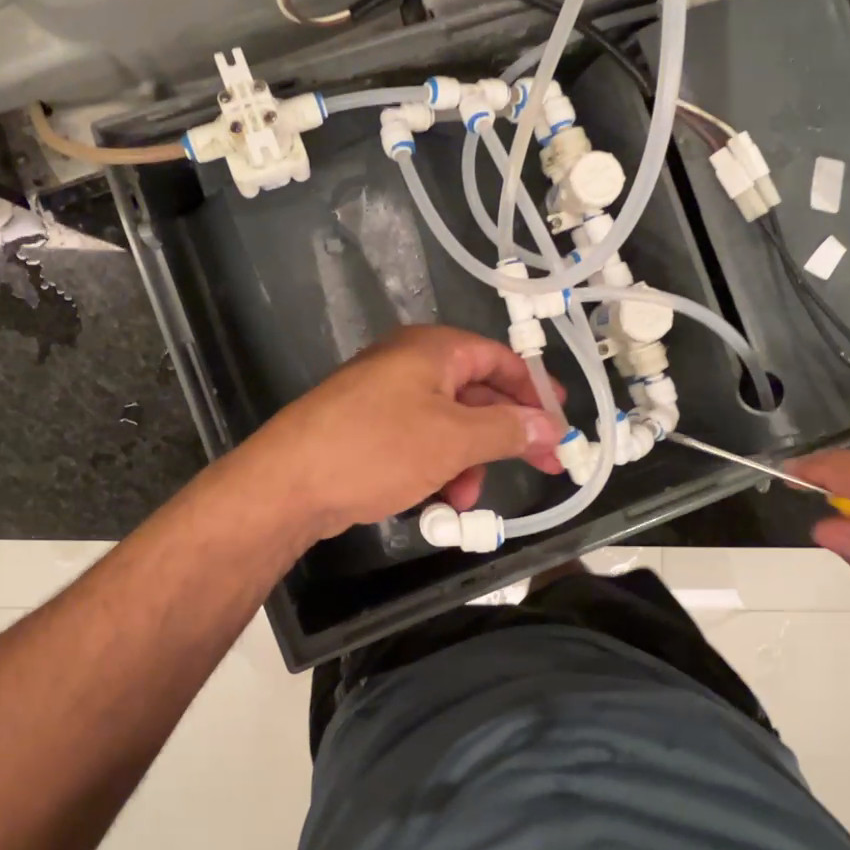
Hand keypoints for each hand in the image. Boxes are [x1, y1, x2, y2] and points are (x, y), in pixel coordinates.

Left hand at [221, 325, 565, 541]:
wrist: (287, 483)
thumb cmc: (377, 448)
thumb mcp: (453, 440)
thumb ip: (507, 430)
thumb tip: (550, 426)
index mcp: (433, 349)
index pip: (500, 359)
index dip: (535, 390)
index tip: (562, 423)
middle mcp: (410, 364)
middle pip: (477, 393)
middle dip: (505, 435)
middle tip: (542, 466)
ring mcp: (385, 396)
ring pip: (449, 424)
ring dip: (469, 460)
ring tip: (466, 499)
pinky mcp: (368, 429)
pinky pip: (420, 441)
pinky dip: (437, 466)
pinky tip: (437, 500)